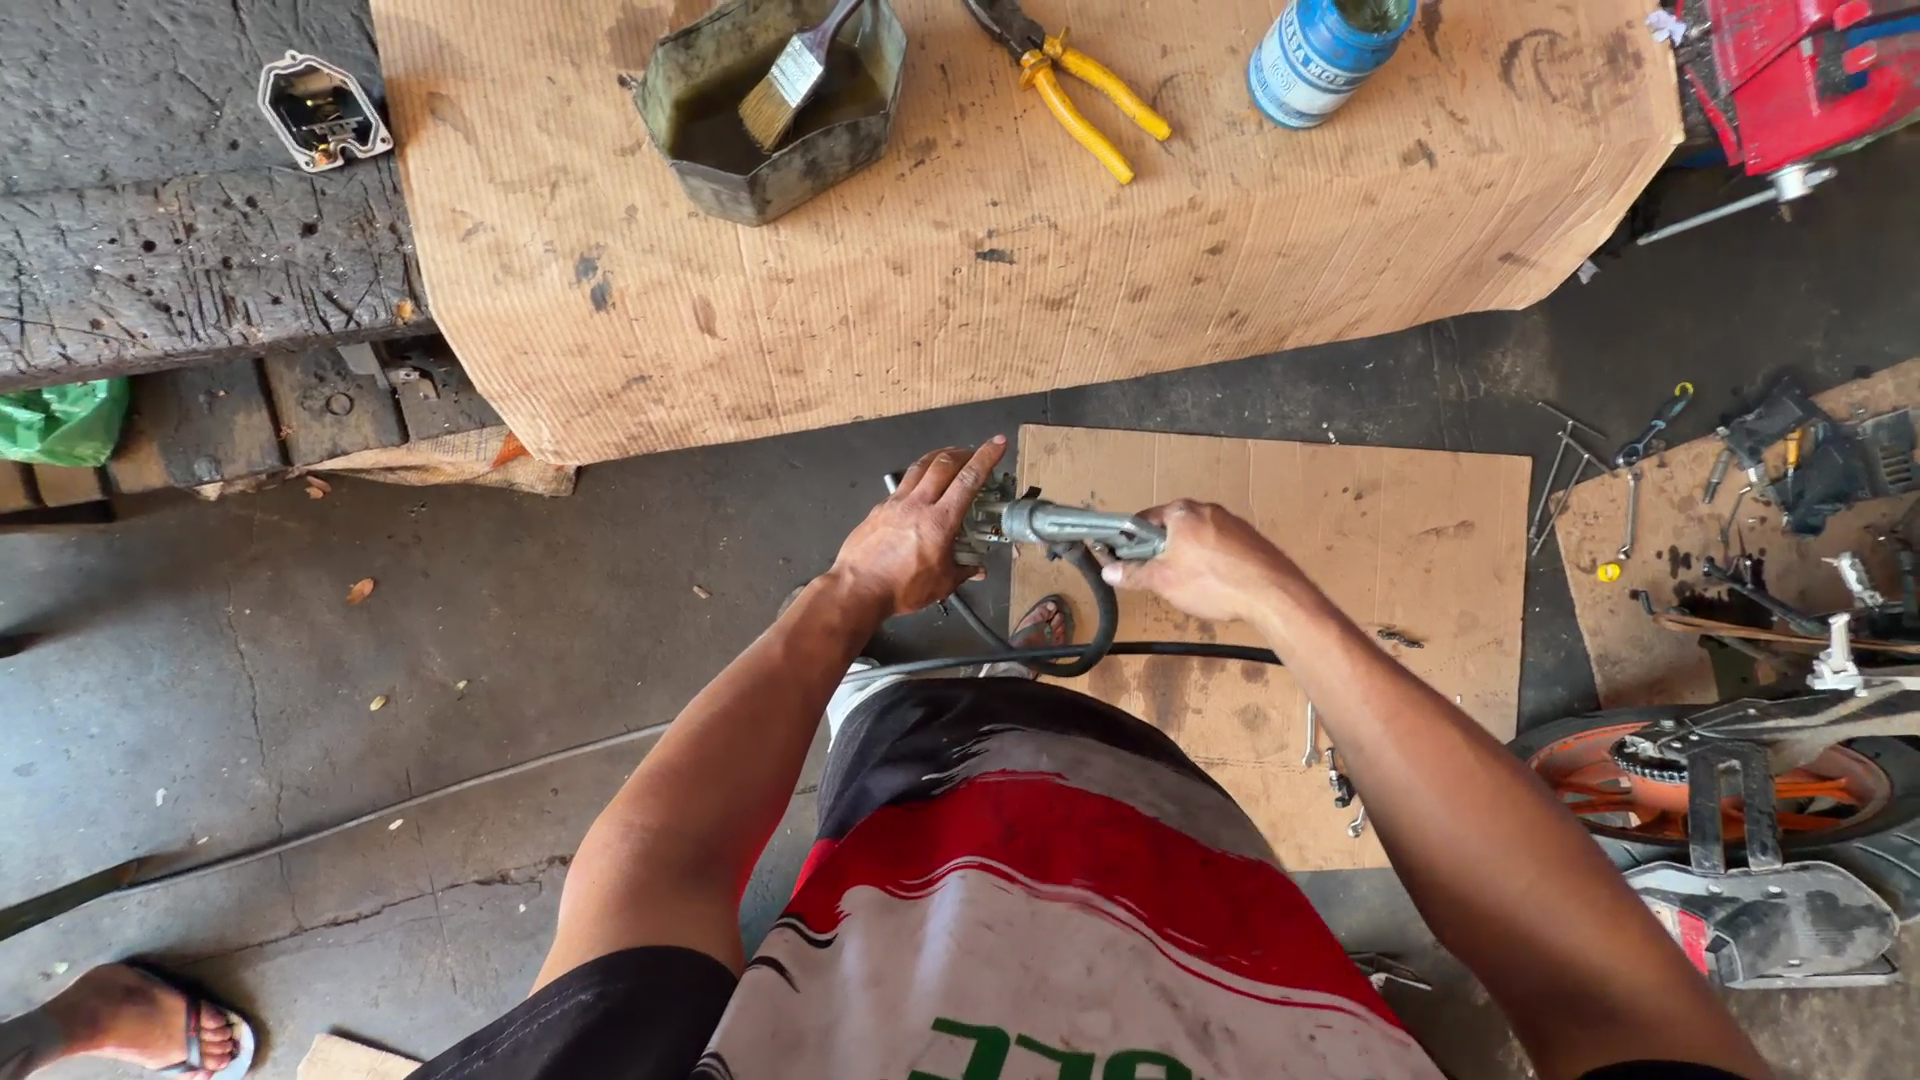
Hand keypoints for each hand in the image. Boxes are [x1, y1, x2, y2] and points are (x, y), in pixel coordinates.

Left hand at [829, 438, 1006, 617]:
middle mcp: (918, 504)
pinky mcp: (879, 508)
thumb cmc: (900, 588)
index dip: (986, 457)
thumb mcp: (942, 583)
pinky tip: (920, 486)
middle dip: (963, 452)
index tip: (998, 443)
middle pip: (943, 463)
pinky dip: (917, 477)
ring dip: (938, 457)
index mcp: (940, 521)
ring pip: (920, 466)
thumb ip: (963, 571)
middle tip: (974, 453)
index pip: (968, 479)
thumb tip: (976, 570)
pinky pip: (902, 484)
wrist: (857, 588)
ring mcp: (896, 503)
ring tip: (949, 457)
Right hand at [1100, 500, 1295, 623]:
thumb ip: (1133, 574)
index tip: (1126, 559)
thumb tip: (1107, 571)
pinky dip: (1211, 562)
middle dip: (1161, 551)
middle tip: (1157, 576)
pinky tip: (1215, 584)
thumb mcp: (1163, 581)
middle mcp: (1207, 509)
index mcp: (1182, 512)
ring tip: (1188, 584)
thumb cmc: (1213, 582)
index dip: (1130, 540)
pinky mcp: (1250, 539)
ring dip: (1187, 557)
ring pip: (1196, 538)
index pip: (1144, 519)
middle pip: (1171, 528)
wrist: (1273, 594)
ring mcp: (1232, 522)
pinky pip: (1220, 547)